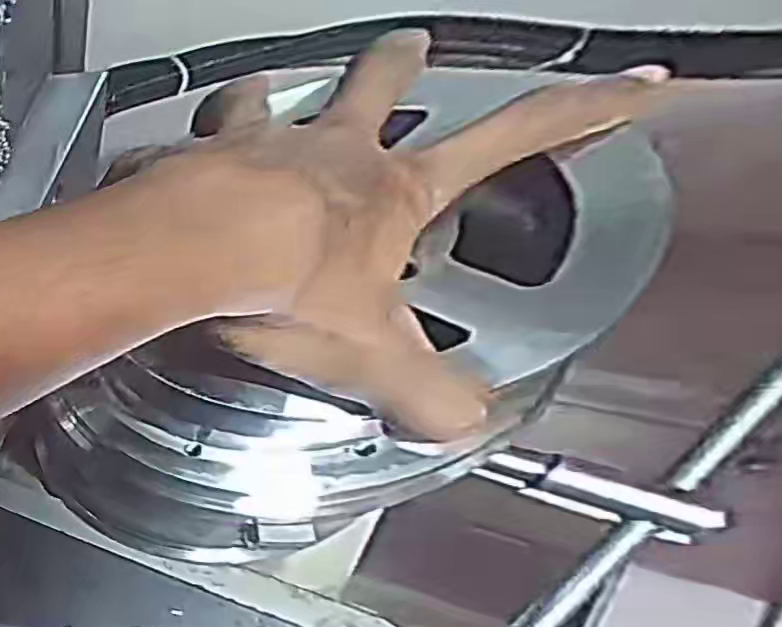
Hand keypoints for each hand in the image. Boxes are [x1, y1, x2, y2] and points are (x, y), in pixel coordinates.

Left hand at [109, 30, 669, 437]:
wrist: (207, 252)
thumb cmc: (290, 289)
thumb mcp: (369, 351)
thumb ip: (419, 387)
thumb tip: (464, 422)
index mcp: (388, 195)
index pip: (512, 139)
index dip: (579, 113)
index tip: (630, 85)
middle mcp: (322, 154)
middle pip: (377, 87)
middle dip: (397, 66)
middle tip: (403, 49)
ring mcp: (248, 150)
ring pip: (267, 100)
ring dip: (265, 99)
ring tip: (257, 96)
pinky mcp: (181, 166)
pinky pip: (167, 151)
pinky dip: (160, 157)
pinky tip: (150, 167)